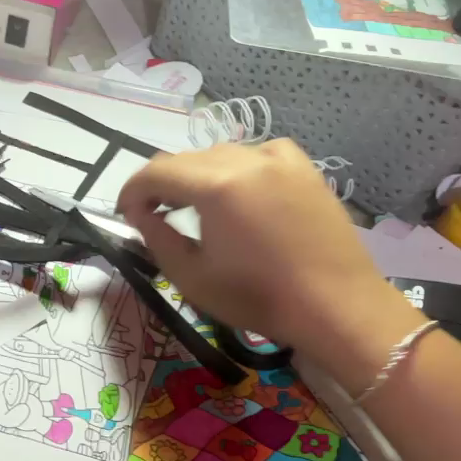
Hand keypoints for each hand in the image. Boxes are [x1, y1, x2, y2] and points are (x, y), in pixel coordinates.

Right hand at [116, 140, 422, 387]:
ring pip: (219, 154)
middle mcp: (246, 160)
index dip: (132, 190)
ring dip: (197, 176)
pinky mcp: (304, 168)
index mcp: (216, 187)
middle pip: (186, 159)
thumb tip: (141, 214)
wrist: (335, 306)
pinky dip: (237, 169)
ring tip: (193, 208)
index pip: (156, 171)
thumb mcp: (191, 277)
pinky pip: (257, 154)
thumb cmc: (258, 298)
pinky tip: (240, 194)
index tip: (125, 214)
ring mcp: (280, 159)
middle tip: (153, 214)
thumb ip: (156, 238)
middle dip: (161, 184)